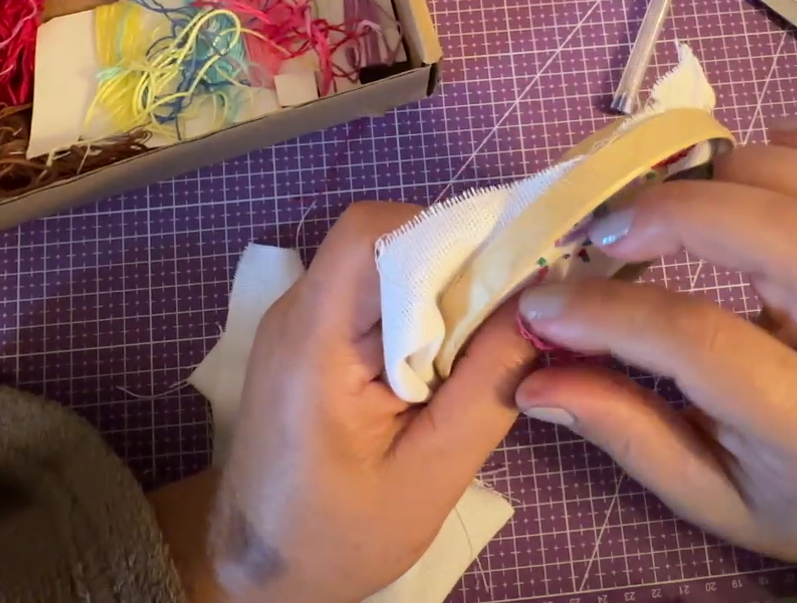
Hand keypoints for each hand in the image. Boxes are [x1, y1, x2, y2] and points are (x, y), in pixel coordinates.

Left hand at [178, 201, 538, 602]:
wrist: (259, 566)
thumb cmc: (340, 533)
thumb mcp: (429, 474)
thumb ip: (486, 386)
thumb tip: (537, 305)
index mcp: (314, 338)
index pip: (367, 232)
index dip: (436, 231)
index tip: (497, 270)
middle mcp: (298, 308)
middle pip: (380, 239)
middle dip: (450, 264)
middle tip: (501, 315)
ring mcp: (299, 316)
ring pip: (380, 261)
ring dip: (436, 287)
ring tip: (475, 341)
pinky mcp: (309, 331)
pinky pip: (370, 290)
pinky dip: (415, 307)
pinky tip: (439, 355)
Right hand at [512, 117, 796, 566]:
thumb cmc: (784, 497)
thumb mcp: (703, 494)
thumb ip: (624, 432)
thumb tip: (534, 380)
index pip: (703, 341)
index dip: (609, 315)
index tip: (544, 305)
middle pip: (788, 237)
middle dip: (680, 212)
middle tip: (608, 228)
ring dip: (747, 166)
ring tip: (677, 184)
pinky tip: (767, 147)